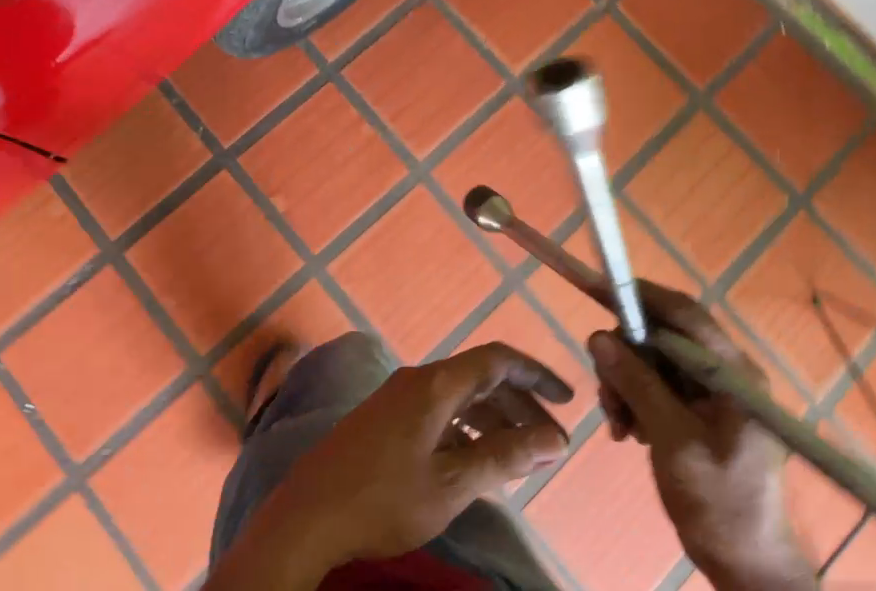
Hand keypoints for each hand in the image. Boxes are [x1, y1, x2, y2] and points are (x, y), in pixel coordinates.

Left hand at [207, 342, 572, 589]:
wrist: (308, 517)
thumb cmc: (384, 498)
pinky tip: (477, 464)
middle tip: (551, 446)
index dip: (536, 375)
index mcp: (434, 385)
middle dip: (520, 407)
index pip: (497, 360)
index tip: (567, 401)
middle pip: (479, 380)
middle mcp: (415, 382)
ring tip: (521, 461)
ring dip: (494, 423)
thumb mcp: (452, 482)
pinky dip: (466, 433)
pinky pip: (438, 415)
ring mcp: (395, 401)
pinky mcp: (383, 423)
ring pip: (458, 400)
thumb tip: (554, 439)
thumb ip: (505, 456)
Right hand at [589, 284, 814, 590]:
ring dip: (626, 384)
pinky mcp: (698, 413)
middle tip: (605, 390)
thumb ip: (637, 384)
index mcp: (734, 374)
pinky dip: (635, 402)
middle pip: (663, 338)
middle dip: (626, 356)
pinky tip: (627, 433)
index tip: (598, 287)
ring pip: (653, 363)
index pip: (685, 314)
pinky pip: (656, 387)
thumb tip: (599, 336)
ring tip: (616, 423)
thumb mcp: (672, 440)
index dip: (642, 296)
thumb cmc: (718, 501)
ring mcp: (712, 394)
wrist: (744, 561)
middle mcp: (725, 374)